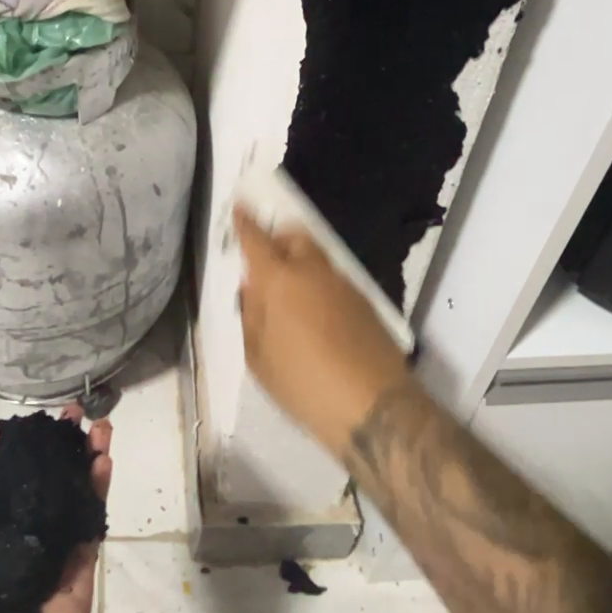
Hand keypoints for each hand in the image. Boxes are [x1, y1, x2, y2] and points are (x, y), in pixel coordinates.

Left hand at [0, 407, 113, 612]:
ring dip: (83, 458)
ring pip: (67, 498)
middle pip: (33, 486)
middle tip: (64, 413)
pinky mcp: (76, 574)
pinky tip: (103, 458)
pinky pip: (89, 527)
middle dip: (49, 448)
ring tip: (92, 423)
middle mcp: (11, 546)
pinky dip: (99, 491)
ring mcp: (47, 557)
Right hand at [234, 204, 409, 454]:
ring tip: (292, 296)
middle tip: (267, 260)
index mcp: (279, 280)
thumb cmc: (303, 383)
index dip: (245, 222)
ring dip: (301, 264)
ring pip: (318, 258)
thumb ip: (250, 316)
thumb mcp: (259, 357)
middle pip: (295, 236)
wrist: (372, 405)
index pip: (257, 240)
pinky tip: (318, 318)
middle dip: (279, 238)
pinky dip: (321, 286)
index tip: (239, 207)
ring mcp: (344, 284)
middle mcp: (313, 272)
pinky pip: (335, 281)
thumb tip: (250, 291)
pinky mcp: (366, 302)